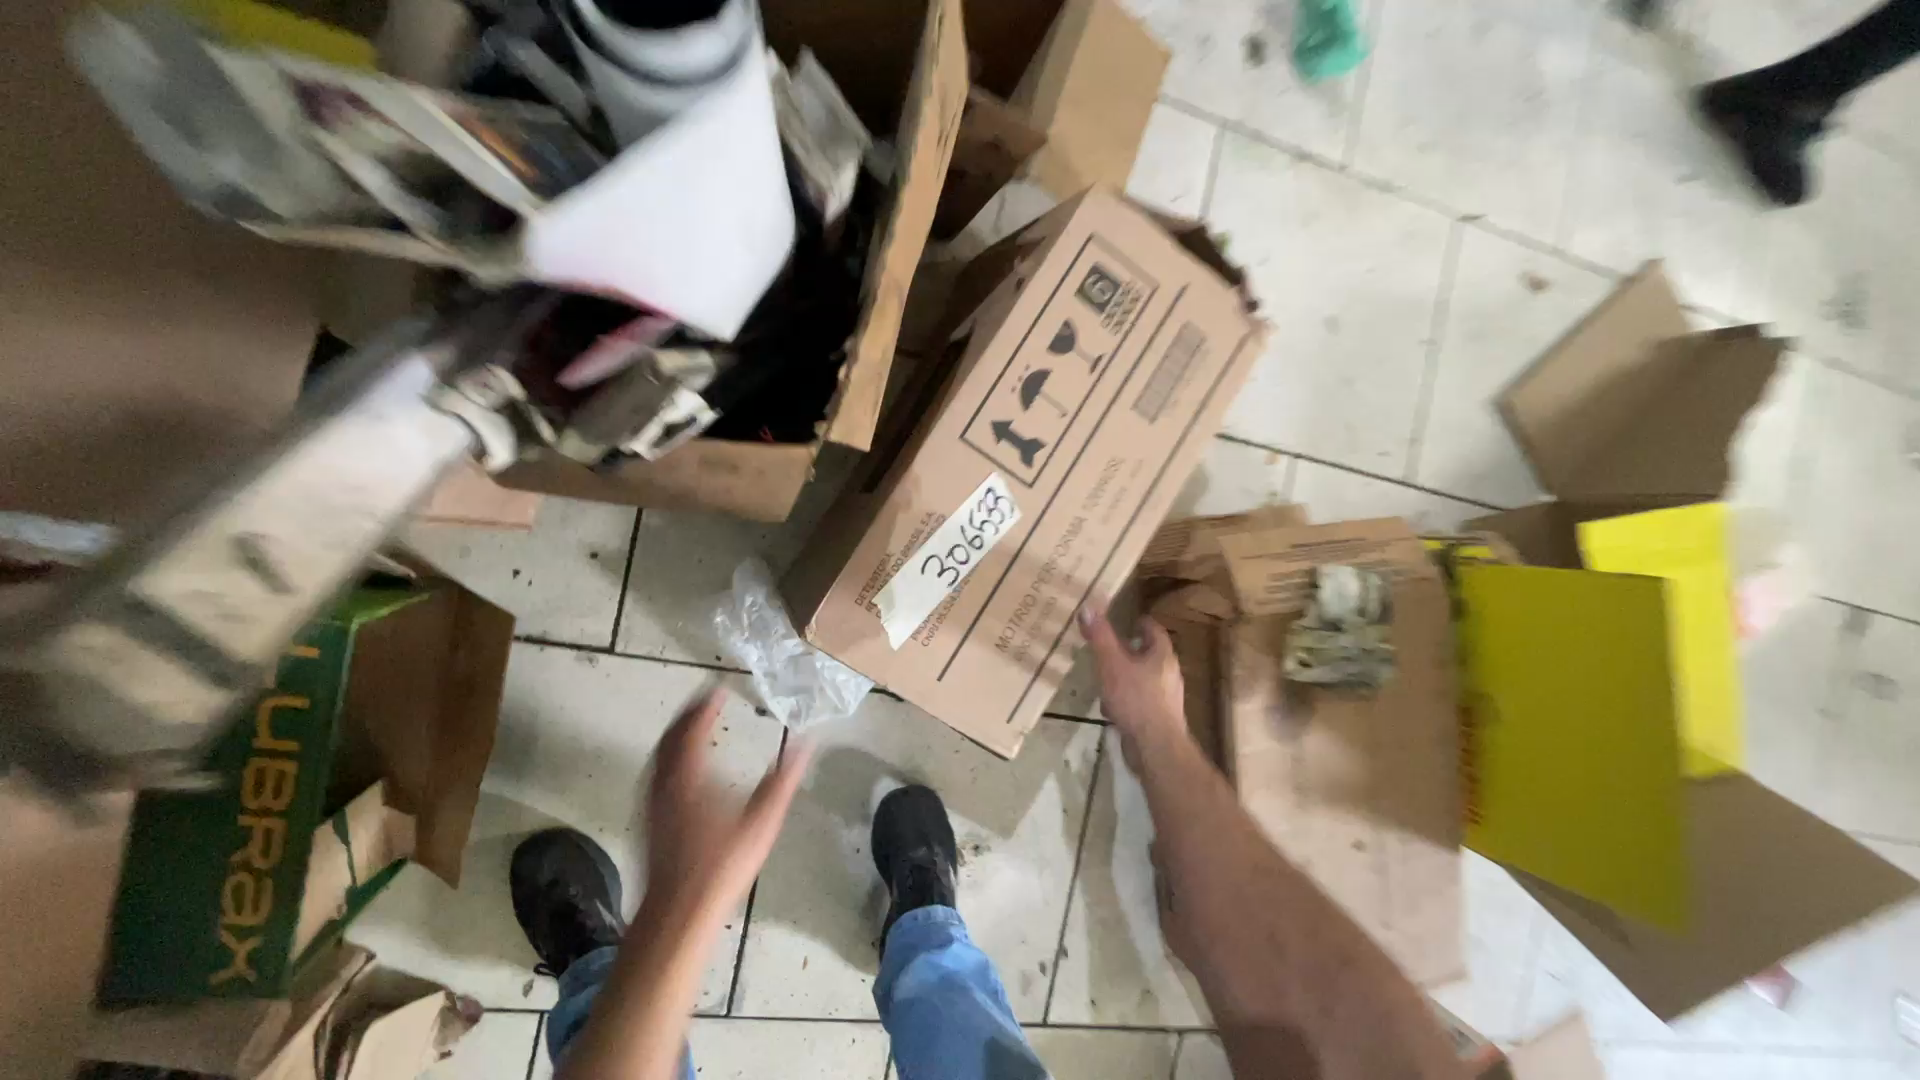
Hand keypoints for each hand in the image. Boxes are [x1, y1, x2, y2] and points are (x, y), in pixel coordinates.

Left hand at [643, 687, 810, 919]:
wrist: (678, 911)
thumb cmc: (722, 866)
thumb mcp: (762, 822)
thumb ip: (782, 781)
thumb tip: (805, 745)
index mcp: (688, 777)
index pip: (692, 729)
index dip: (704, 706)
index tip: (717, 689)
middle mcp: (664, 784)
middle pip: (670, 738)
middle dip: (686, 716)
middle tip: (704, 702)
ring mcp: (651, 803)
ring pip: (659, 757)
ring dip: (675, 735)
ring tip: (692, 727)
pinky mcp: (647, 821)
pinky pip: (655, 774)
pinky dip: (668, 757)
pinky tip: (681, 770)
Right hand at [1078, 597, 1184, 746]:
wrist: (1155, 747)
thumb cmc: (1135, 699)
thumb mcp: (1111, 663)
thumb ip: (1100, 636)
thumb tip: (1088, 607)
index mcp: (1162, 656)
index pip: (1153, 630)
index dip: (1139, 623)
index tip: (1126, 620)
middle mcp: (1169, 674)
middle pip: (1150, 655)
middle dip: (1130, 650)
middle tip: (1110, 648)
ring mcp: (1166, 698)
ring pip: (1144, 679)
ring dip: (1126, 676)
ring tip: (1105, 677)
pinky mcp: (1158, 719)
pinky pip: (1140, 701)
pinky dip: (1126, 699)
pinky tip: (1110, 708)